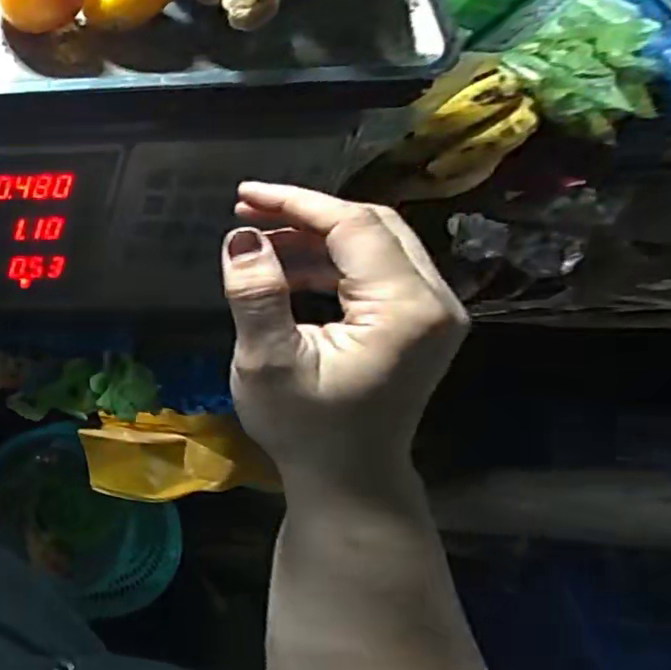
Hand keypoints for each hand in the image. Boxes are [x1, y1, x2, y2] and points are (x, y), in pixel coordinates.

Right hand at [220, 183, 466, 487]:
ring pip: (372, 246)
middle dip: (306, 212)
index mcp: (405, 307)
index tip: (243, 194)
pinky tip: (282, 269)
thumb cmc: (304, 424)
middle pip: (374, 227)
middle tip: (244, 209)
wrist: (346, 475)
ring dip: (312, 236)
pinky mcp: (411, 324)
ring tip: (254, 239)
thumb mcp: (267, 360)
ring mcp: (427, 312)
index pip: (356, 227)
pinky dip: (324, 261)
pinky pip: (369, 272)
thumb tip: (239, 238)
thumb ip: (255, 295)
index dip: (297, 203)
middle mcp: (432, 300)